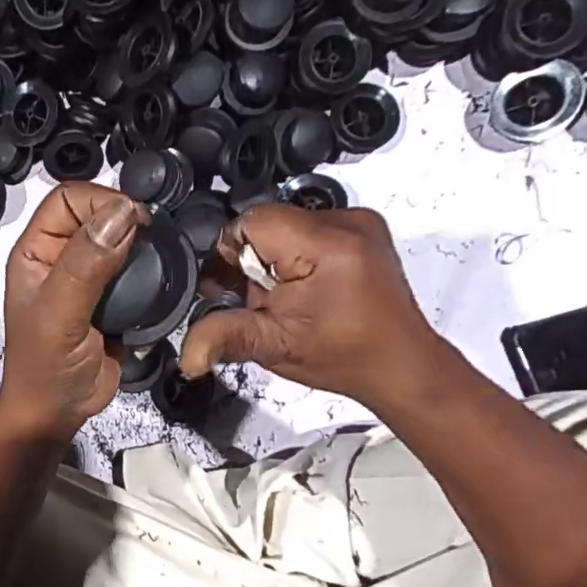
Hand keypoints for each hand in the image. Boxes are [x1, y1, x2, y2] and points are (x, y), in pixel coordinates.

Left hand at [0, 183, 148, 443]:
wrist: (58, 412)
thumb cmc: (44, 369)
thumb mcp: (59, 314)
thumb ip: (86, 265)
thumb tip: (120, 215)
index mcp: (36, 252)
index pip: (67, 200)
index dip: (100, 201)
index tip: (134, 219)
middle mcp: (61, 259)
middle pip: (97, 214)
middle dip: (124, 218)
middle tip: (150, 237)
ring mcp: (88, 279)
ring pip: (118, 240)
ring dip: (140, 244)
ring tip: (157, 256)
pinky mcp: (112, 300)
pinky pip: (133, 270)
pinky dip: (148, 269)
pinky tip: (156, 277)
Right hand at [180, 205, 446, 408]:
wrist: (398, 364)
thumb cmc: (350, 356)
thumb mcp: (275, 346)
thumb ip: (225, 337)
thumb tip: (188, 353)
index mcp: (327, 245)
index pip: (251, 221)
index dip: (233, 255)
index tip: (239, 288)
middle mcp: (348, 222)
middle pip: (268, 223)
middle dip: (255, 263)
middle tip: (268, 301)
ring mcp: (359, 223)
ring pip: (287, 227)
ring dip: (275, 261)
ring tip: (291, 298)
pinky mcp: (363, 230)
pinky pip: (310, 231)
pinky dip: (298, 258)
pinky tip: (308, 290)